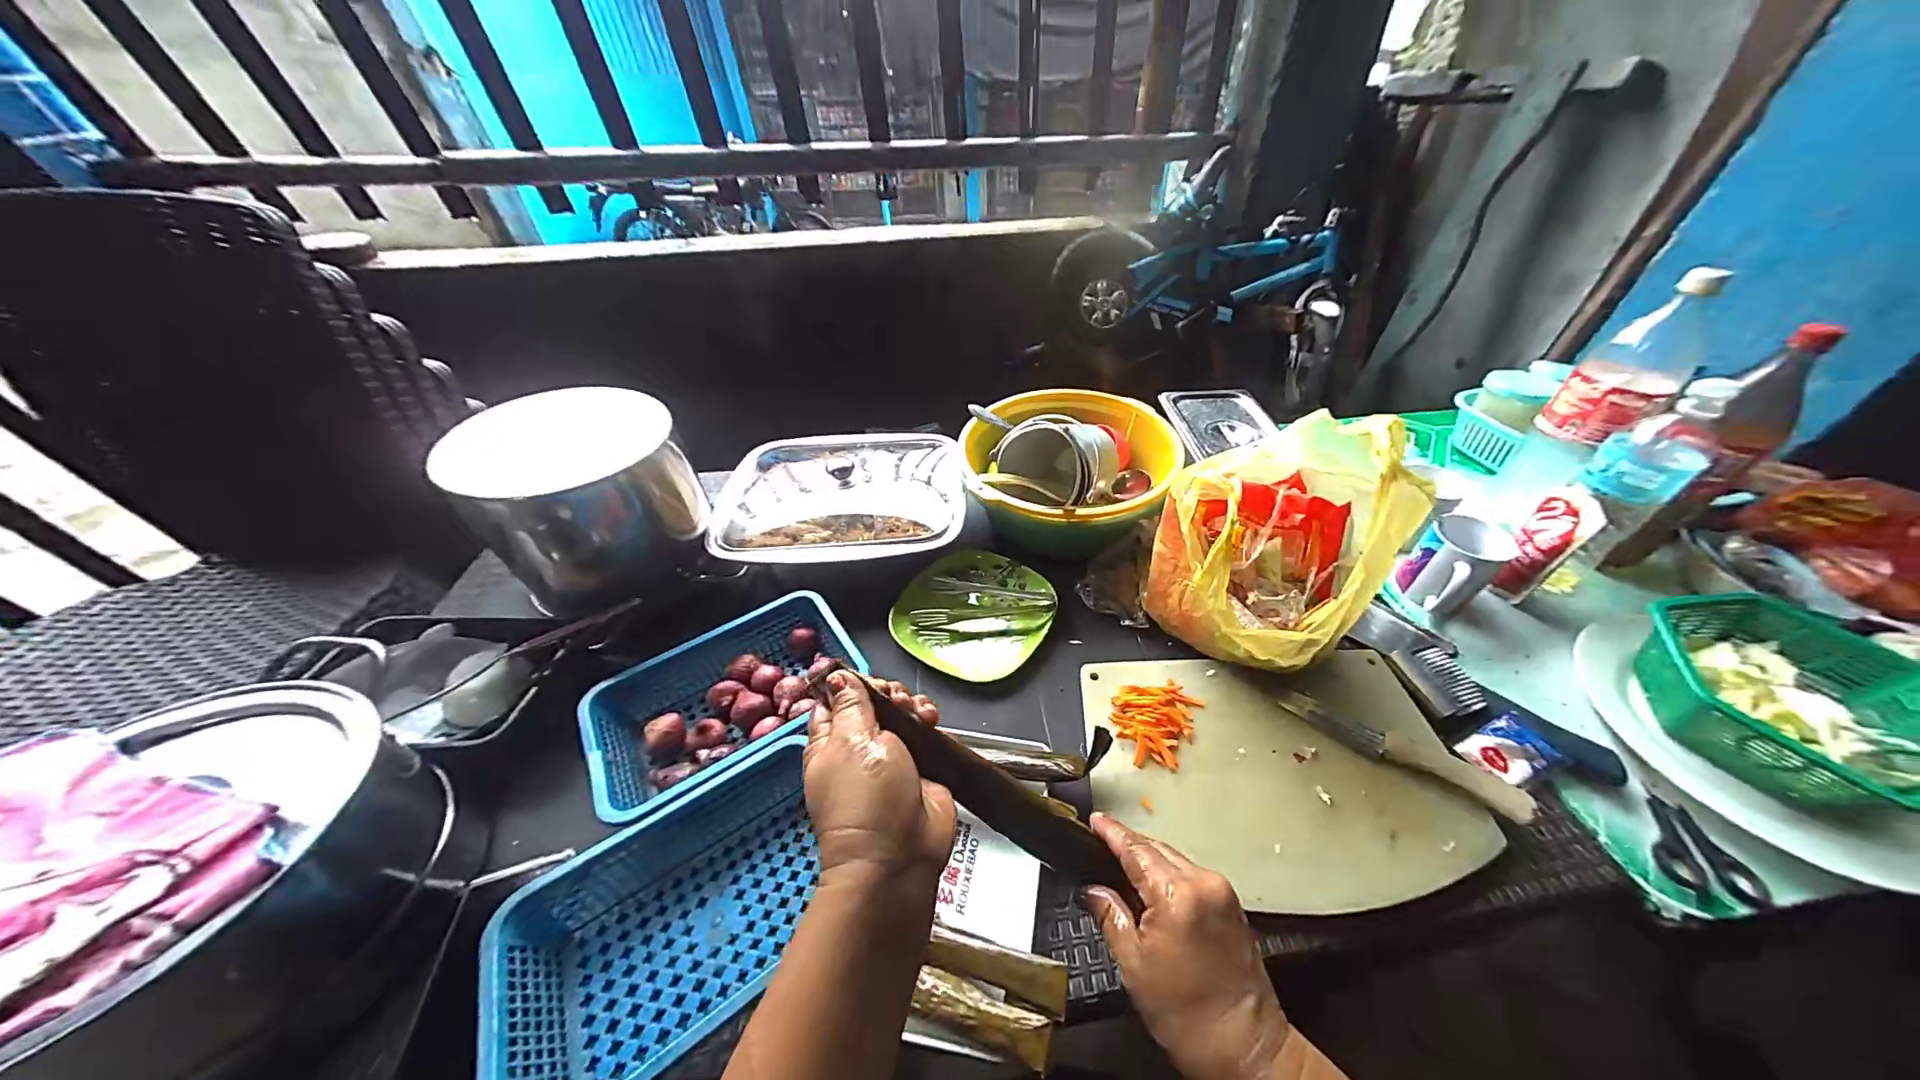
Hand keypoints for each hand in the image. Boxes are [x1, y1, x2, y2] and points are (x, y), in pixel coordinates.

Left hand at [803, 671, 954, 886]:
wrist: (901, 855)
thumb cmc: (866, 799)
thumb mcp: (851, 742)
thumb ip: (850, 704)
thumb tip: (836, 676)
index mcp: (829, 743)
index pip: (835, 700)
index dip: (851, 684)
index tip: (867, 681)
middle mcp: (858, 748)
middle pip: (873, 703)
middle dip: (887, 693)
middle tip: (895, 700)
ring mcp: (891, 758)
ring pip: (901, 714)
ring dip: (911, 704)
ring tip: (917, 712)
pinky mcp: (921, 766)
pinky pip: (925, 732)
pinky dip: (929, 720)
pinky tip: (932, 719)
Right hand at [1082, 813, 1291, 1079]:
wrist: (1245, 1047)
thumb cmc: (1187, 1015)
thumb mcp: (1133, 964)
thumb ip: (1109, 915)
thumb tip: (1090, 890)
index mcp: (1178, 895)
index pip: (1136, 849)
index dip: (1112, 832)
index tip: (1095, 820)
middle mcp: (1205, 883)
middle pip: (1157, 848)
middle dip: (1128, 844)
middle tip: (1100, 840)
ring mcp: (1222, 892)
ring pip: (1174, 859)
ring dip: (1149, 859)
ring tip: (1121, 865)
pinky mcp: (1232, 904)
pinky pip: (1191, 874)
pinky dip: (1169, 874)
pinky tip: (1152, 886)